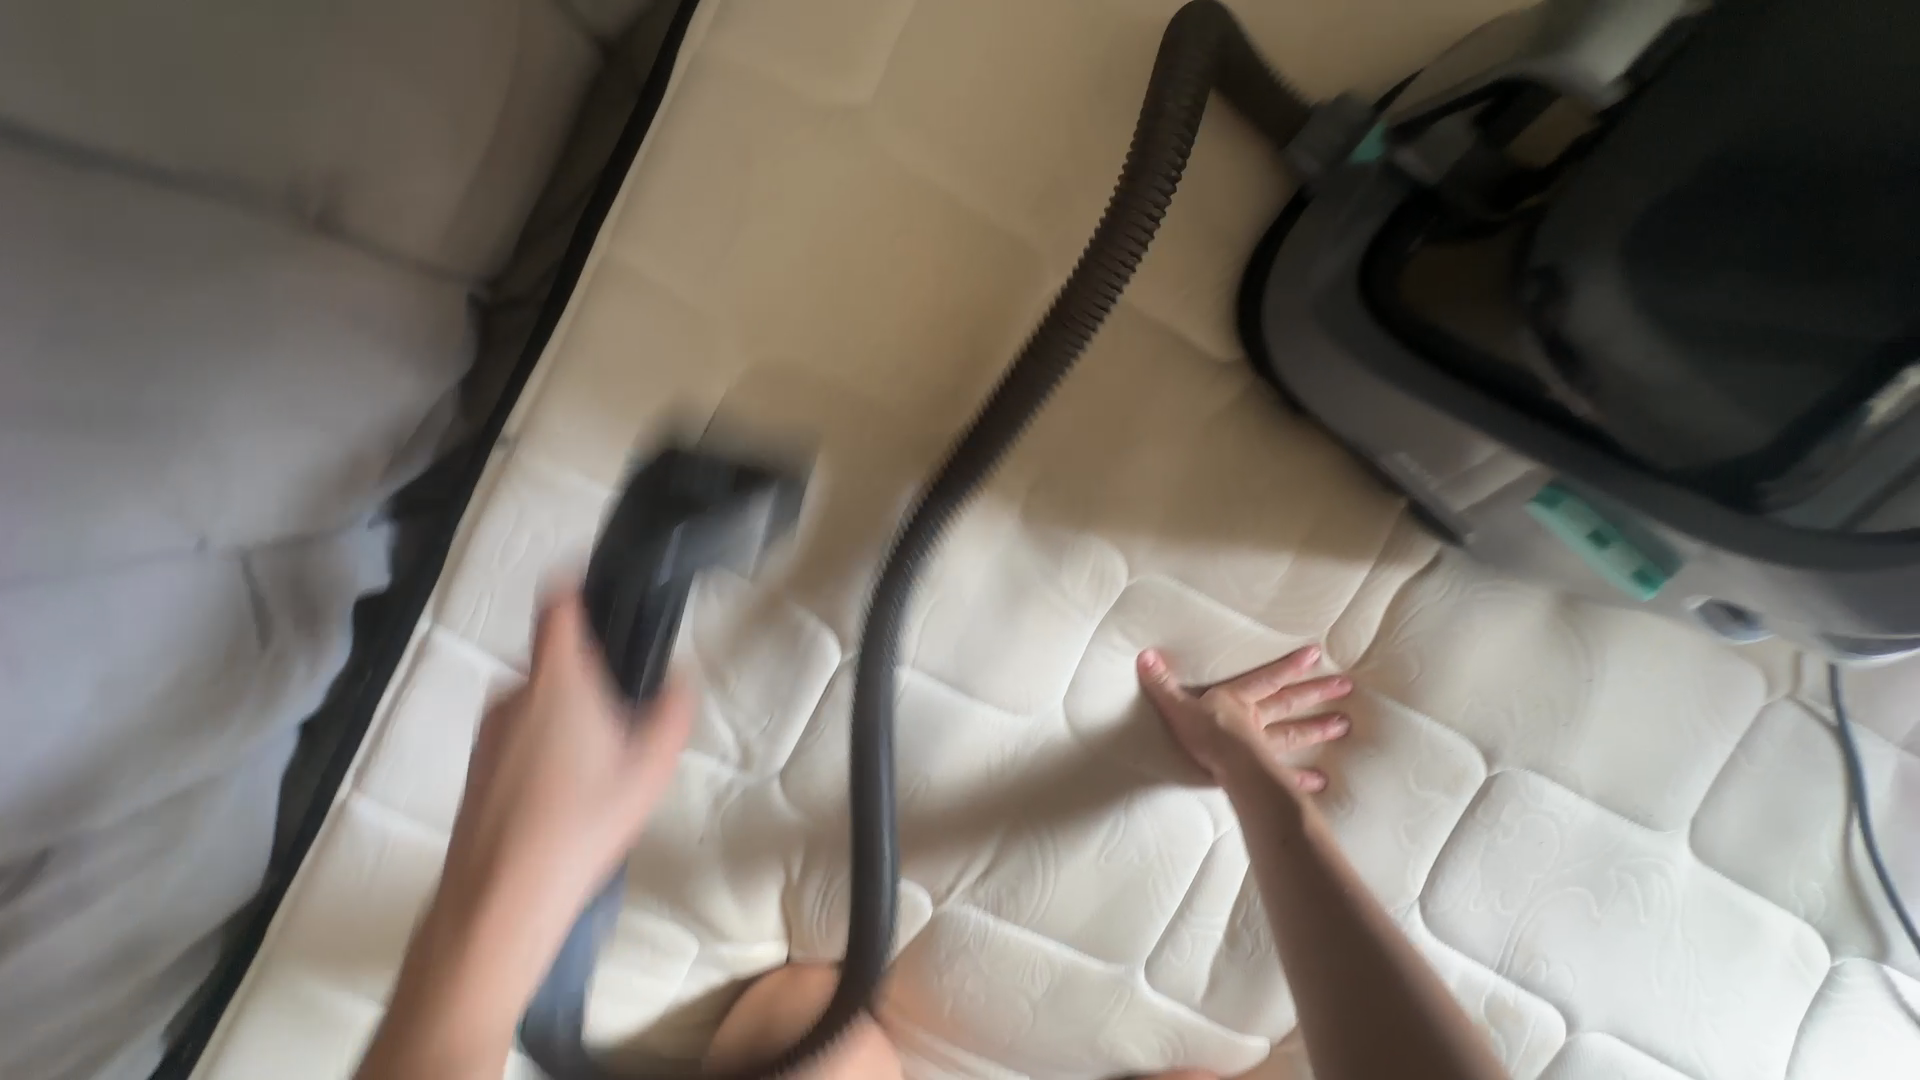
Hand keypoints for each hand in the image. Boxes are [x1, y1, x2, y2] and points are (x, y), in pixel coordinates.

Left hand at [436, 589, 695, 966]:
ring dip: (567, 719)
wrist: (500, 896)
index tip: (595, 588)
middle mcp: (514, 695)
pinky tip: (563, 797)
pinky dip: (542, 750)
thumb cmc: (582, 821)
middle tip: (622, 724)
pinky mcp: (475, 766)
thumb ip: (672, 710)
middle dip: (589, 680)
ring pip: (538, 703)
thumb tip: (674, 683)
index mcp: (558, 681)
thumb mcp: (653, 765)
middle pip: (556, 663)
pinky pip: (518, 736)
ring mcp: (488, 731)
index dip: (577, 588)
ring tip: (596, 772)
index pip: (559, 609)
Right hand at [1137, 644, 1351, 790]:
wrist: (1223, 767)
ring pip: (1293, 733)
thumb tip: (1145, 655)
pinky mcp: (1263, 771)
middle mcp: (1253, 719)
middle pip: (1288, 703)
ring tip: (1344, 725)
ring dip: (1317, 729)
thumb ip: (1162, 683)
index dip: (1289, 666)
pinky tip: (1320, 780)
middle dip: (1315, 694)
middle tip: (1345, 687)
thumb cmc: (1202, 734)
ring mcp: (1262, 746)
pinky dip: (1302, 778)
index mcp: (1236, 700)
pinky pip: (1285, 773)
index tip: (1316, 654)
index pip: (1266, 678)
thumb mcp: (1177, 705)